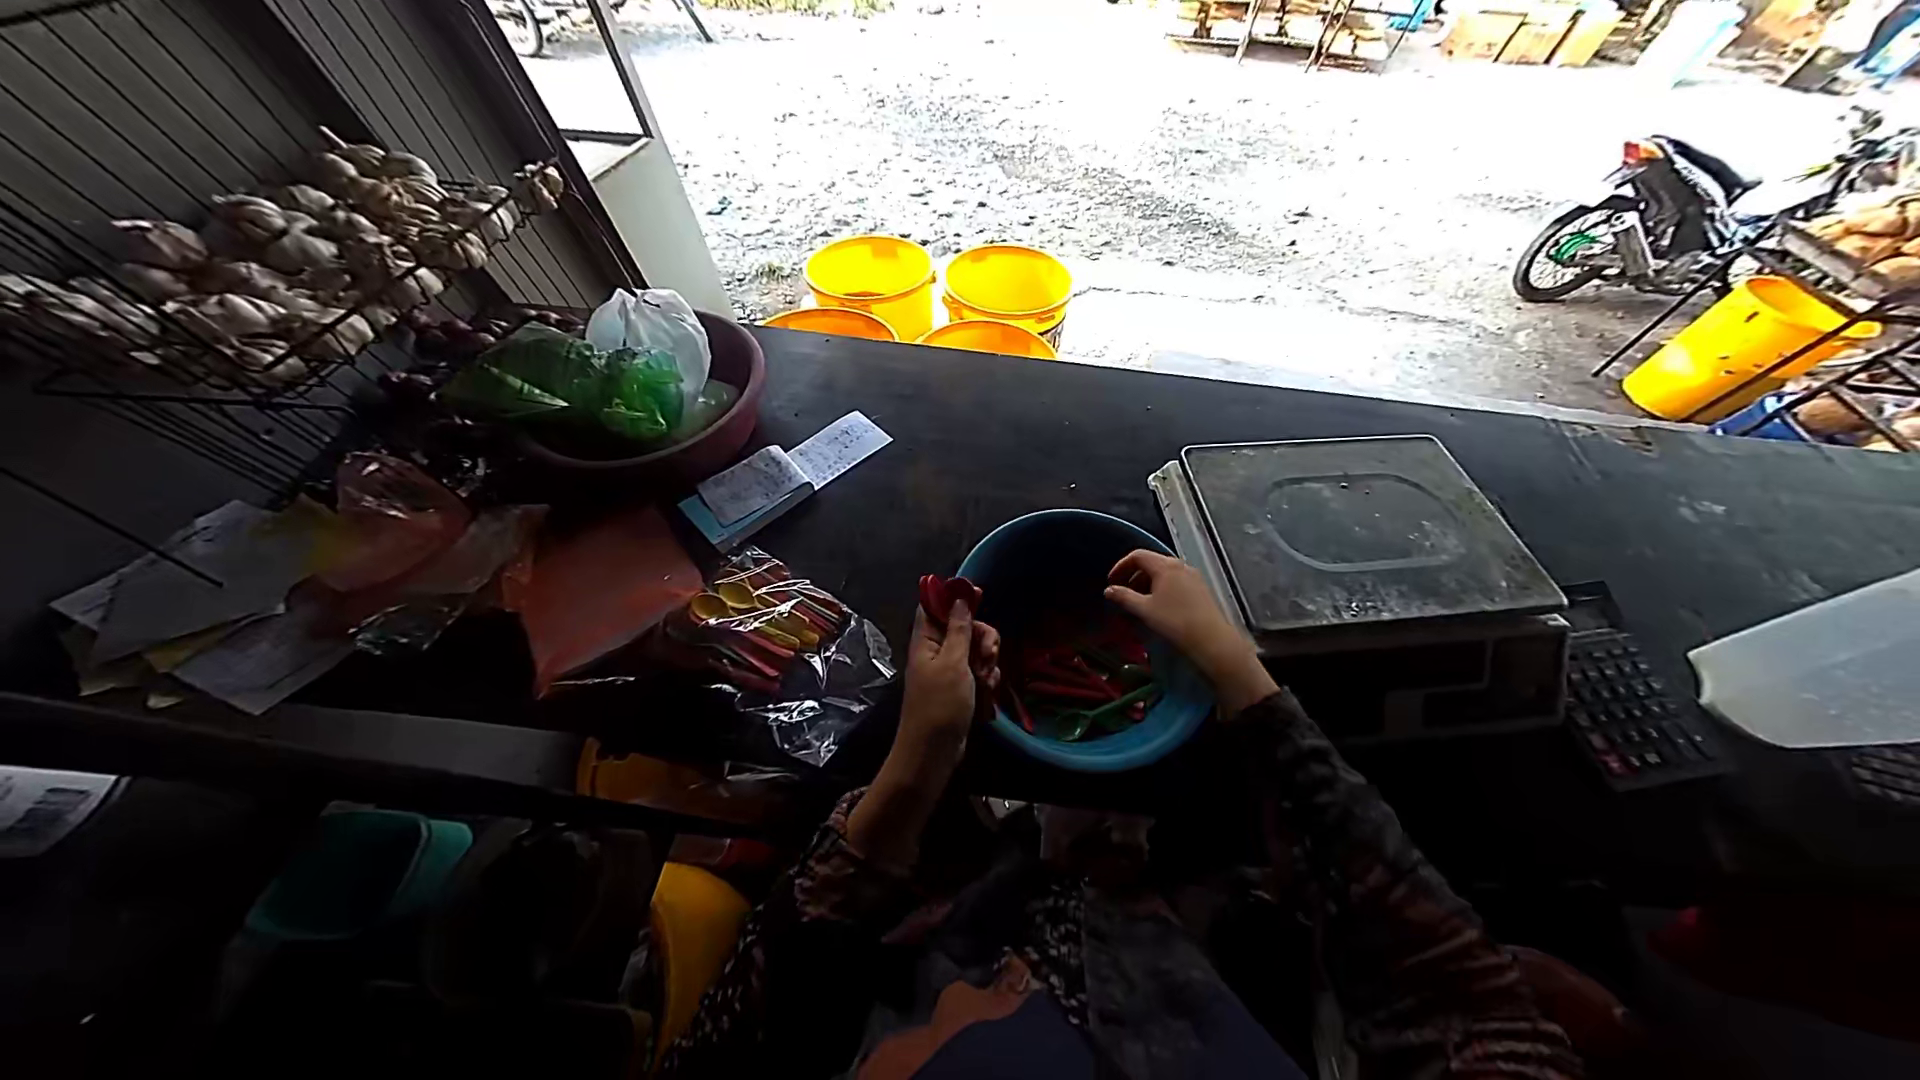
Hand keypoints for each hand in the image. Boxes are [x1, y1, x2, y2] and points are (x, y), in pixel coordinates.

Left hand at [847, 601, 999, 869]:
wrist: (934, 753)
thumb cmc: (940, 705)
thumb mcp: (953, 662)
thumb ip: (959, 628)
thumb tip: (958, 596)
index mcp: (926, 640)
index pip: (934, 605)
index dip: (954, 599)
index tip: (979, 599)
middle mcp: (935, 652)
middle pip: (964, 627)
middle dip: (983, 639)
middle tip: (989, 654)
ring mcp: (948, 671)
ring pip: (976, 652)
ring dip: (988, 665)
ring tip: (986, 683)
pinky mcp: (960, 690)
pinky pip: (978, 675)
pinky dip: (986, 683)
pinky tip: (987, 698)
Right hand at [1105, 550, 1276, 715]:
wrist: (1211, 639)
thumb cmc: (1174, 621)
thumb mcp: (1144, 609)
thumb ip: (1124, 597)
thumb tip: (1109, 590)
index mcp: (1165, 566)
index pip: (1137, 555)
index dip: (1121, 566)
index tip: (1112, 581)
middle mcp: (1180, 565)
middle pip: (1151, 562)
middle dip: (1133, 575)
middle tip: (1123, 592)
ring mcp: (1193, 576)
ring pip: (1164, 573)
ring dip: (1147, 583)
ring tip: (1139, 602)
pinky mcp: (1200, 588)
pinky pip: (1175, 581)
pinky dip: (1161, 588)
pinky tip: (1158, 606)